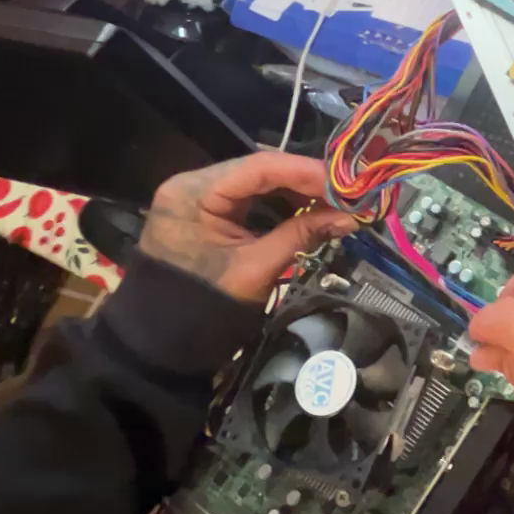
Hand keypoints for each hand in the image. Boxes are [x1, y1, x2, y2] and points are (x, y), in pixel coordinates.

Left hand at [137, 153, 355, 301]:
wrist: (160, 346)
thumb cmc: (205, 308)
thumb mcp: (258, 268)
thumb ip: (303, 234)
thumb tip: (353, 217)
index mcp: (194, 193)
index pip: (261, 166)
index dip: (309, 172)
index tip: (348, 184)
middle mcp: (193, 184)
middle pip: (262, 170)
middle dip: (309, 182)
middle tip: (350, 195)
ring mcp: (200, 197)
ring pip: (261, 182)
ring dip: (301, 192)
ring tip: (338, 205)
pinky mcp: (209, 213)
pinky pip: (254, 199)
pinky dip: (285, 205)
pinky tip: (313, 212)